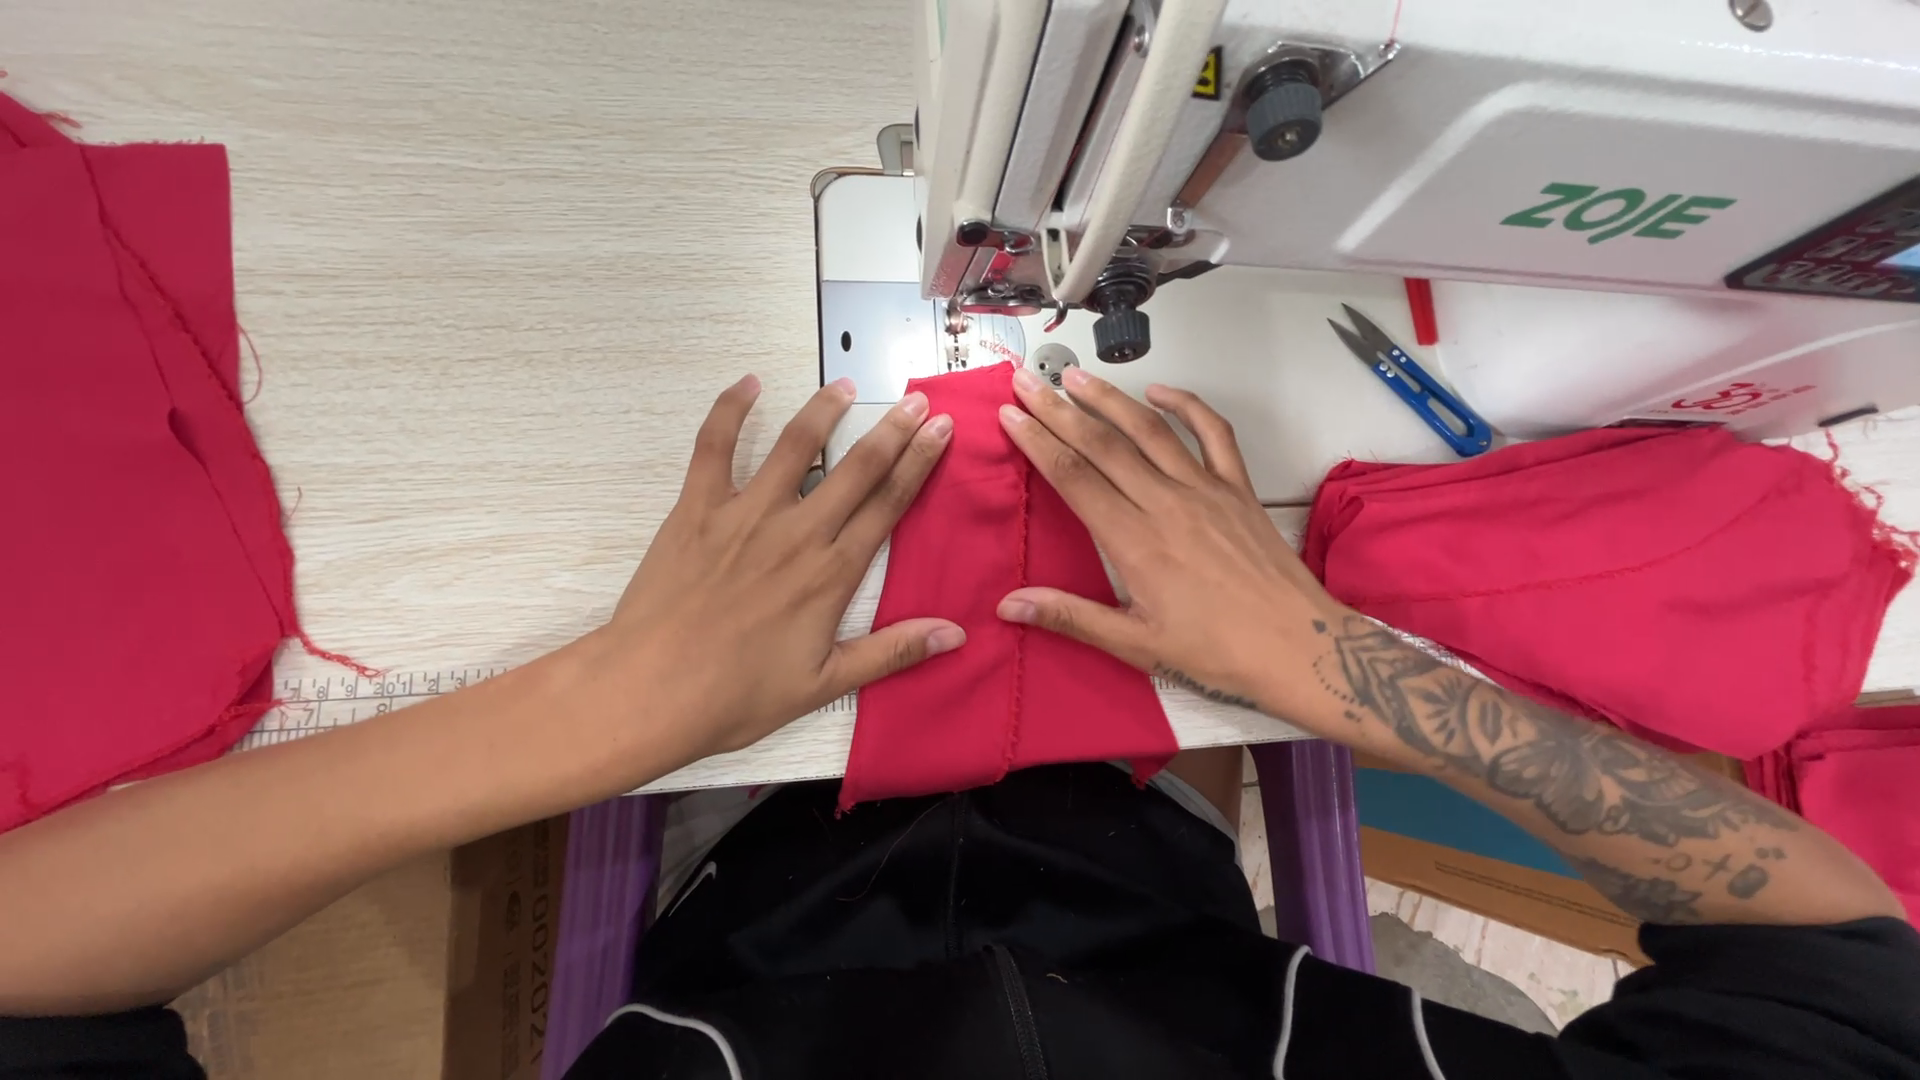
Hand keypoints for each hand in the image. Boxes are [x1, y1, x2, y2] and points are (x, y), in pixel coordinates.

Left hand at [594, 375, 962, 761]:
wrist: (650, 692)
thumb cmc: (739, 695)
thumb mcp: (825, 684)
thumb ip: (892, 652)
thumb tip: (955, 634)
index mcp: (831, 573)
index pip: (889, 504)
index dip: (920, 463)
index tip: (942, 430)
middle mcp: (797, 532)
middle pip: (856, 468)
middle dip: (892, 429)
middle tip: (917, 400)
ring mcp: (745, 514)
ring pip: (795, 446)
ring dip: (824, 410)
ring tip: (844, 385)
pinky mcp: (696, 508)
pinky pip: (713, 447)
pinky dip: (729, 410)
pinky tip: (748, 384)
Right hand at [994, 366, 1347, 723]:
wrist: (1298, 647)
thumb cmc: (1216, 651)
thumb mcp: (1136, 645)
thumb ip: (1071, 616)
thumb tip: (1009, 605)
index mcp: (1135, 542)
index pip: (1074, 477)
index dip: (1038, 442)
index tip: (1011, 415)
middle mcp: (1167, 504)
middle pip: (1103, 444)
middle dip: (1058, 409)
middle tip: (1027, 382)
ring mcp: (1206, 490)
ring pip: (1150, 430)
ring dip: (1109, 398)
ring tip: (1076, 376)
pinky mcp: (1238, 488)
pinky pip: (1213, 434)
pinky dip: (1187, 405)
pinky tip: (1160, 391)